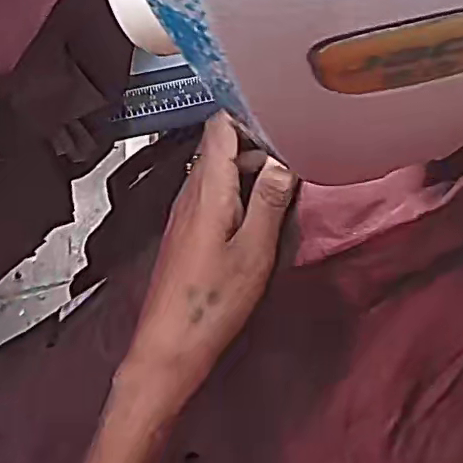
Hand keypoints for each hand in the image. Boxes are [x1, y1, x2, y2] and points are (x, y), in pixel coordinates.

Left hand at [116, 113, 297, 419]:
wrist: (168, 347)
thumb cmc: (211, 301)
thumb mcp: (254, 250)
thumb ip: (269, 199)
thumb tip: (284, 159)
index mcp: (207, 189)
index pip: (220, 126)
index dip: (250, 115)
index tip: (283, 122)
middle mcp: (191, 192)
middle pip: (223, 146)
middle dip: (260, 145)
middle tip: (295, 160)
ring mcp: (186, 211)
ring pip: (220, 170)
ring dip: (252, 170)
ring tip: (285, 188)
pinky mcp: (188, 230)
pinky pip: (215, 193)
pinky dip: (240, 192)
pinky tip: (261, 215)